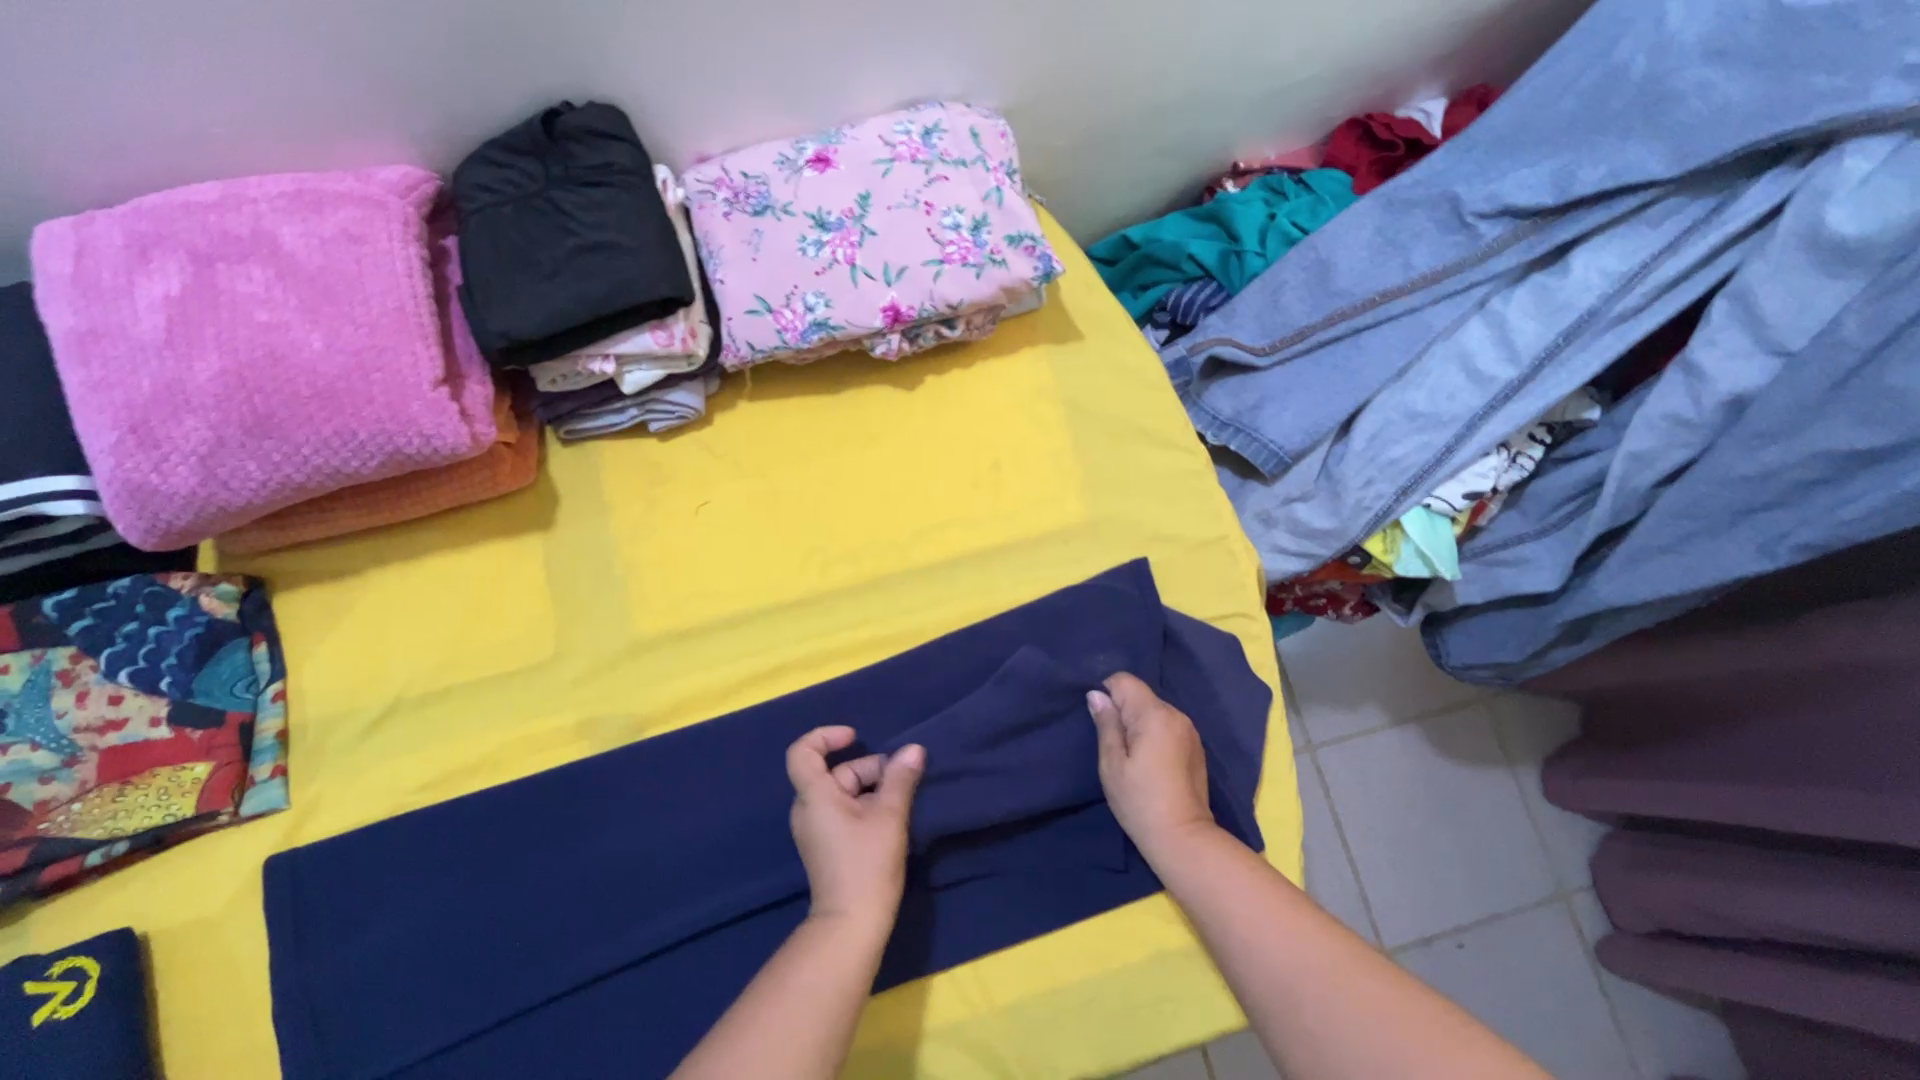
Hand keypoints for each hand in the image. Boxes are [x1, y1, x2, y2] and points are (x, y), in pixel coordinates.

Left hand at [786, 726, 925, 929]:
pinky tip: (892, 820)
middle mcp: (808, 809)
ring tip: (903, 802)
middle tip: (902, 780)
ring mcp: (816, 829)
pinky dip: (866, 807)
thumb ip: (900, 779)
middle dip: (869, 769)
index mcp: (814, 796)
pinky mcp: (827, 846)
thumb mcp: (889, 816)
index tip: (856, 738)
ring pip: (843, 793)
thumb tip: (914, 750)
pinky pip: (844, 812)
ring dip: (873, 789)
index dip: (826, 736)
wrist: (852, 923)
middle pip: (834, 772)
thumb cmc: (867, 864)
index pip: (803, 751)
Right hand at [1088, 673, 1217, 857]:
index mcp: (1154, 714)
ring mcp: (1189, 730)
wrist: (1183, 836)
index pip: (1124, 680)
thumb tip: (1097, 695)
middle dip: (1123, 710)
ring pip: (1154, 710)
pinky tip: (1150, 761)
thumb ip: (1106, 725)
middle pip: (1141, 695)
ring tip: (1131, 755)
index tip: (1100, 721)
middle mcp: (1176, 714)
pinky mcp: (1195, 746)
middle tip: (1113, 744)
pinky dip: (1154, 734)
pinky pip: (1168, 726)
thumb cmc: (1139, 800)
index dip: (1107, 694)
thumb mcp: (1112, 764)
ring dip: (1139, 723)